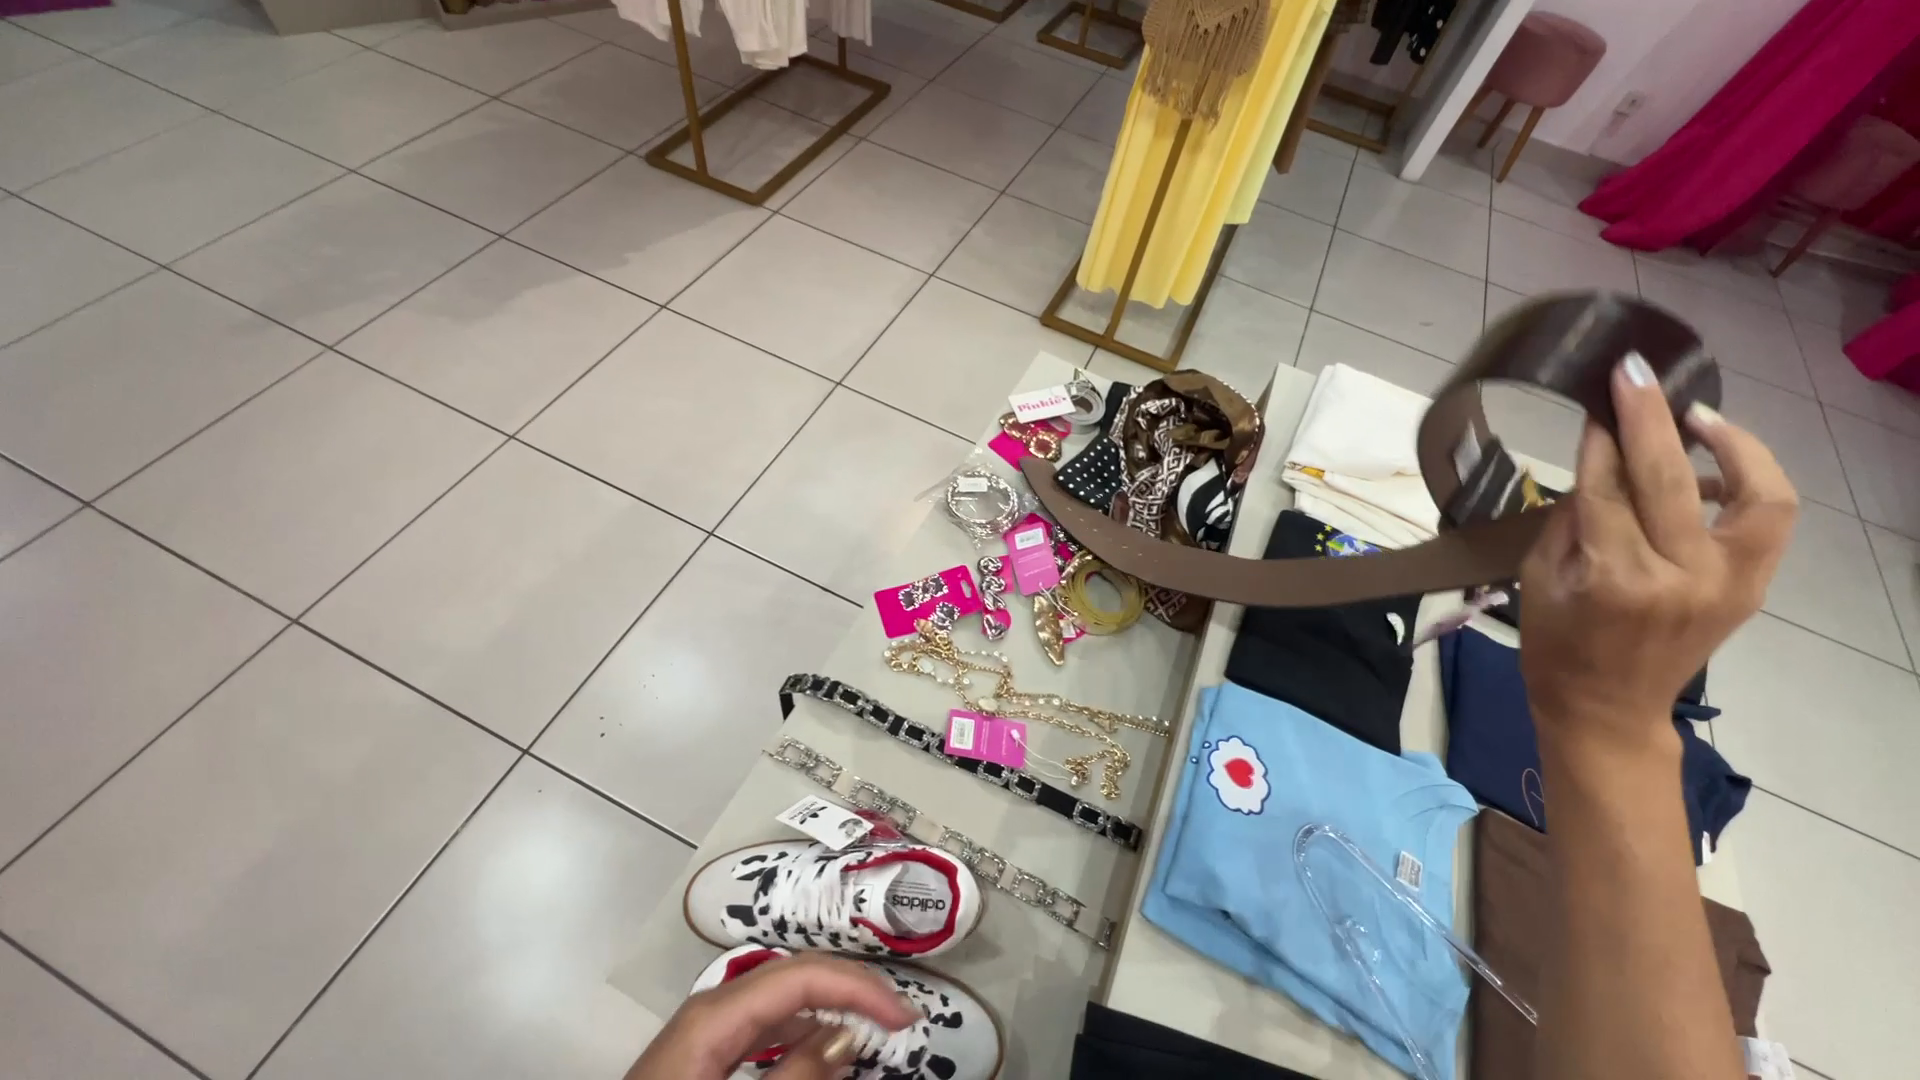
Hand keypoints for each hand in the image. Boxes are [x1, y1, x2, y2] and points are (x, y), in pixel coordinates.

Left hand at [625, 953, 917, 1079]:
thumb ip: (793, 1076)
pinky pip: (765, 1022)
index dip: (858, 987)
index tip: (903, 1015)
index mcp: (716, 1012)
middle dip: (851, 987)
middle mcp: (713, 1005)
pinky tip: (822, 1045)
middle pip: (794, 974)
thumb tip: (849, 1037)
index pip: (802, 975)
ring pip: (782, 996)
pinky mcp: (705, 1048)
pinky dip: (803, 1027)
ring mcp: (707, 1024)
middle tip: (899, 1016)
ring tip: (872, 1026)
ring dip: (831, 1004)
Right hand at [1519, 354, 1797, 757]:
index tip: (1596, 400)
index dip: (1599, 441)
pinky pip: (1768, 519)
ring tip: (1695, 415)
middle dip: (1649, 418)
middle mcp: (1677, 575)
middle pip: (1669, 479)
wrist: (1607, 707)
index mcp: (1610, 578)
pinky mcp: (1751, 587)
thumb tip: (1596, 463)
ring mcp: (1726, 582)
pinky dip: (1751, 479)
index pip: (1607, 490)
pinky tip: (1717, 462)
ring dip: (1727, 442)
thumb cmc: (1554, 645)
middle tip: (1633, 374)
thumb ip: (1571, 520)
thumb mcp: (1540, 580)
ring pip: (1750, 493)